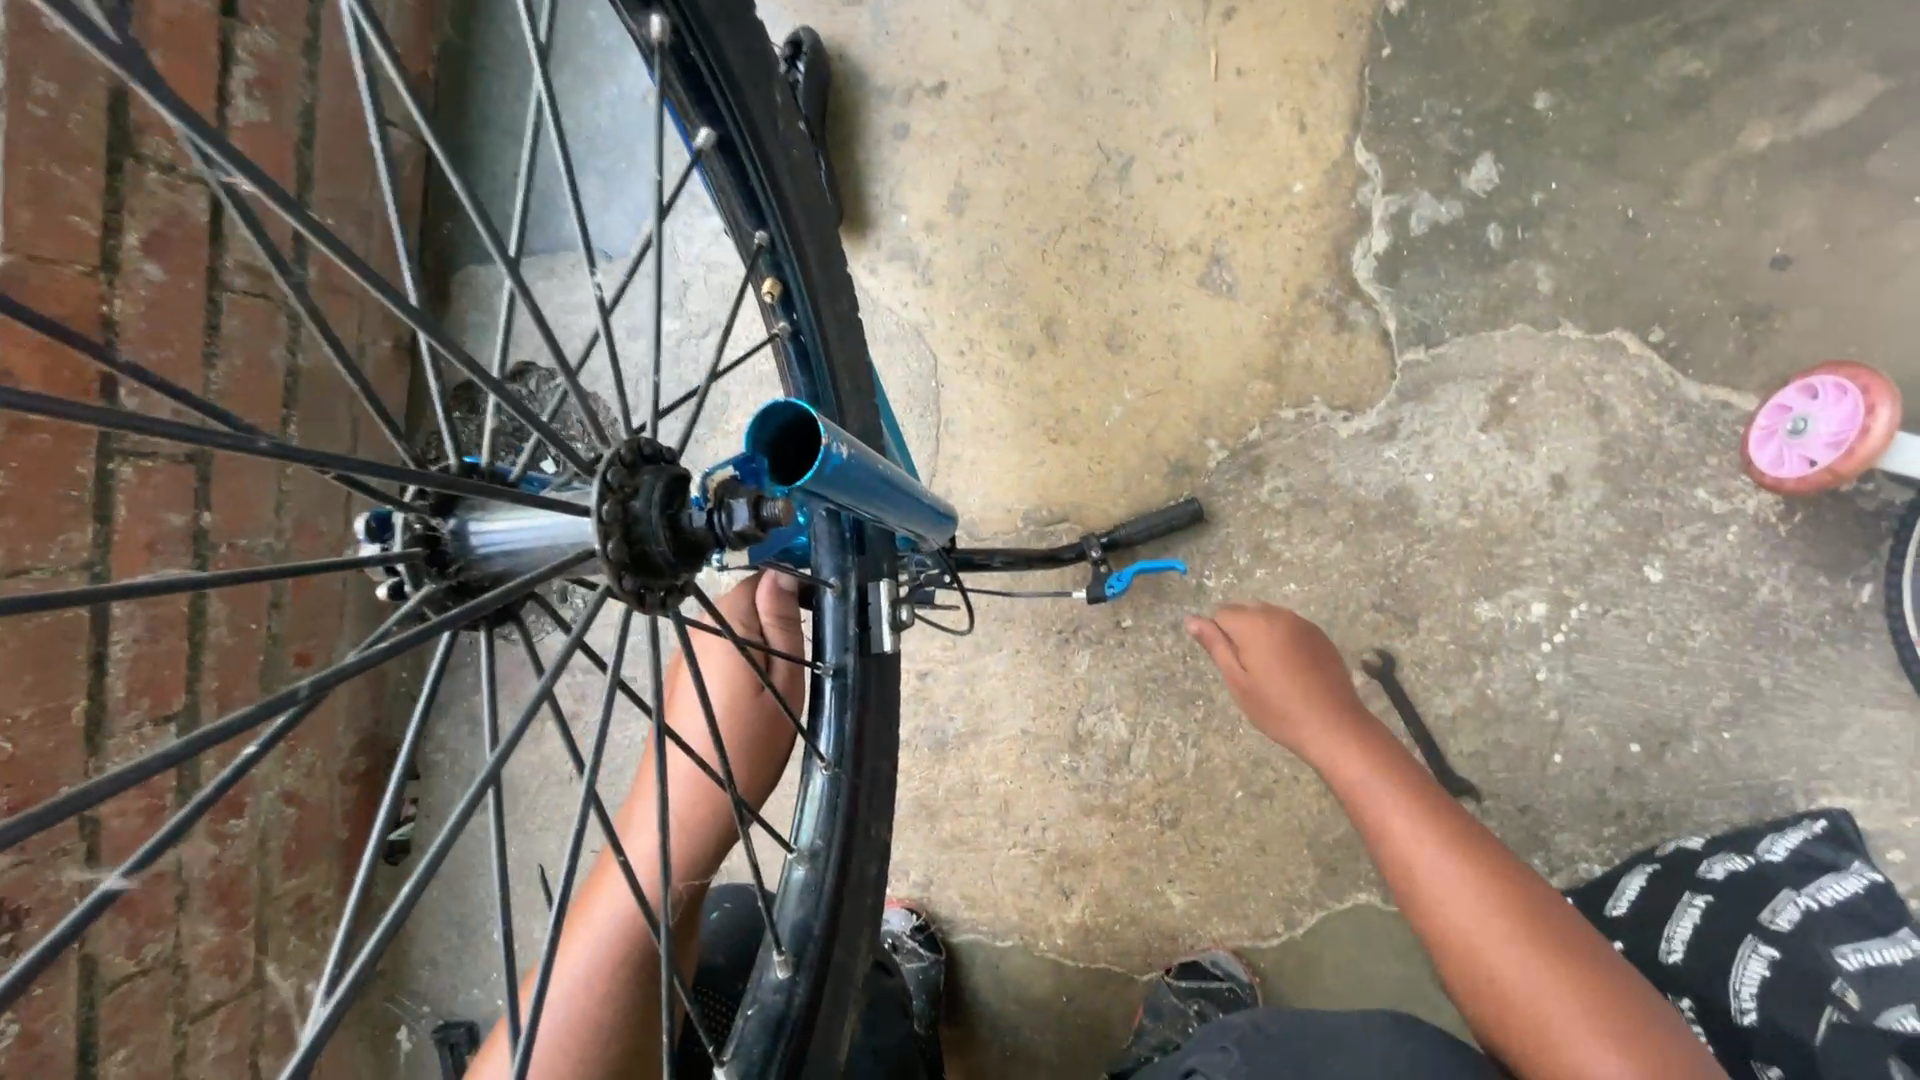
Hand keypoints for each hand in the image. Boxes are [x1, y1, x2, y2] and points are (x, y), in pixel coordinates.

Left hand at [626, 572, 808, 879]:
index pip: (764, 578)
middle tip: (807, 665)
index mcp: (724, 623)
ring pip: (737, 632)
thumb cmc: (747, 749)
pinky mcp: (681, 682)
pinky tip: (756, 704)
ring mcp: (685, 658)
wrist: (685, 814)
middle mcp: (697, 631)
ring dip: (764, 648)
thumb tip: (785, 573)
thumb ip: (784, 625)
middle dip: (780, 624)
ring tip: (785, 691)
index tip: (822, 622)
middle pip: (749, 604)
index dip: (796, 592)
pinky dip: (745, 668)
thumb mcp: (785, 685)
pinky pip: (722, 656)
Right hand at [1185, 602, 1382, 757]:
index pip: (1221, 614)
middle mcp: (1279, 615)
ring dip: (1261, 635)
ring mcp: (1303, 624)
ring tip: (1270, 671)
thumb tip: (1192, 620)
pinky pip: (1289, 627)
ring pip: (1268, 617)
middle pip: (1245, 610)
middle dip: (1240, 632)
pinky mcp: (1320, 636)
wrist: (1333, 726)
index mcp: (1255, 624)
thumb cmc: (1278, 709)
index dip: (1220, 639)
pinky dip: (1282, 640)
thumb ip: (1215, 645)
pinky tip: (1291, 670)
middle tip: (1248, 670)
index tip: (1233, 667)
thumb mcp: (1237, 681)